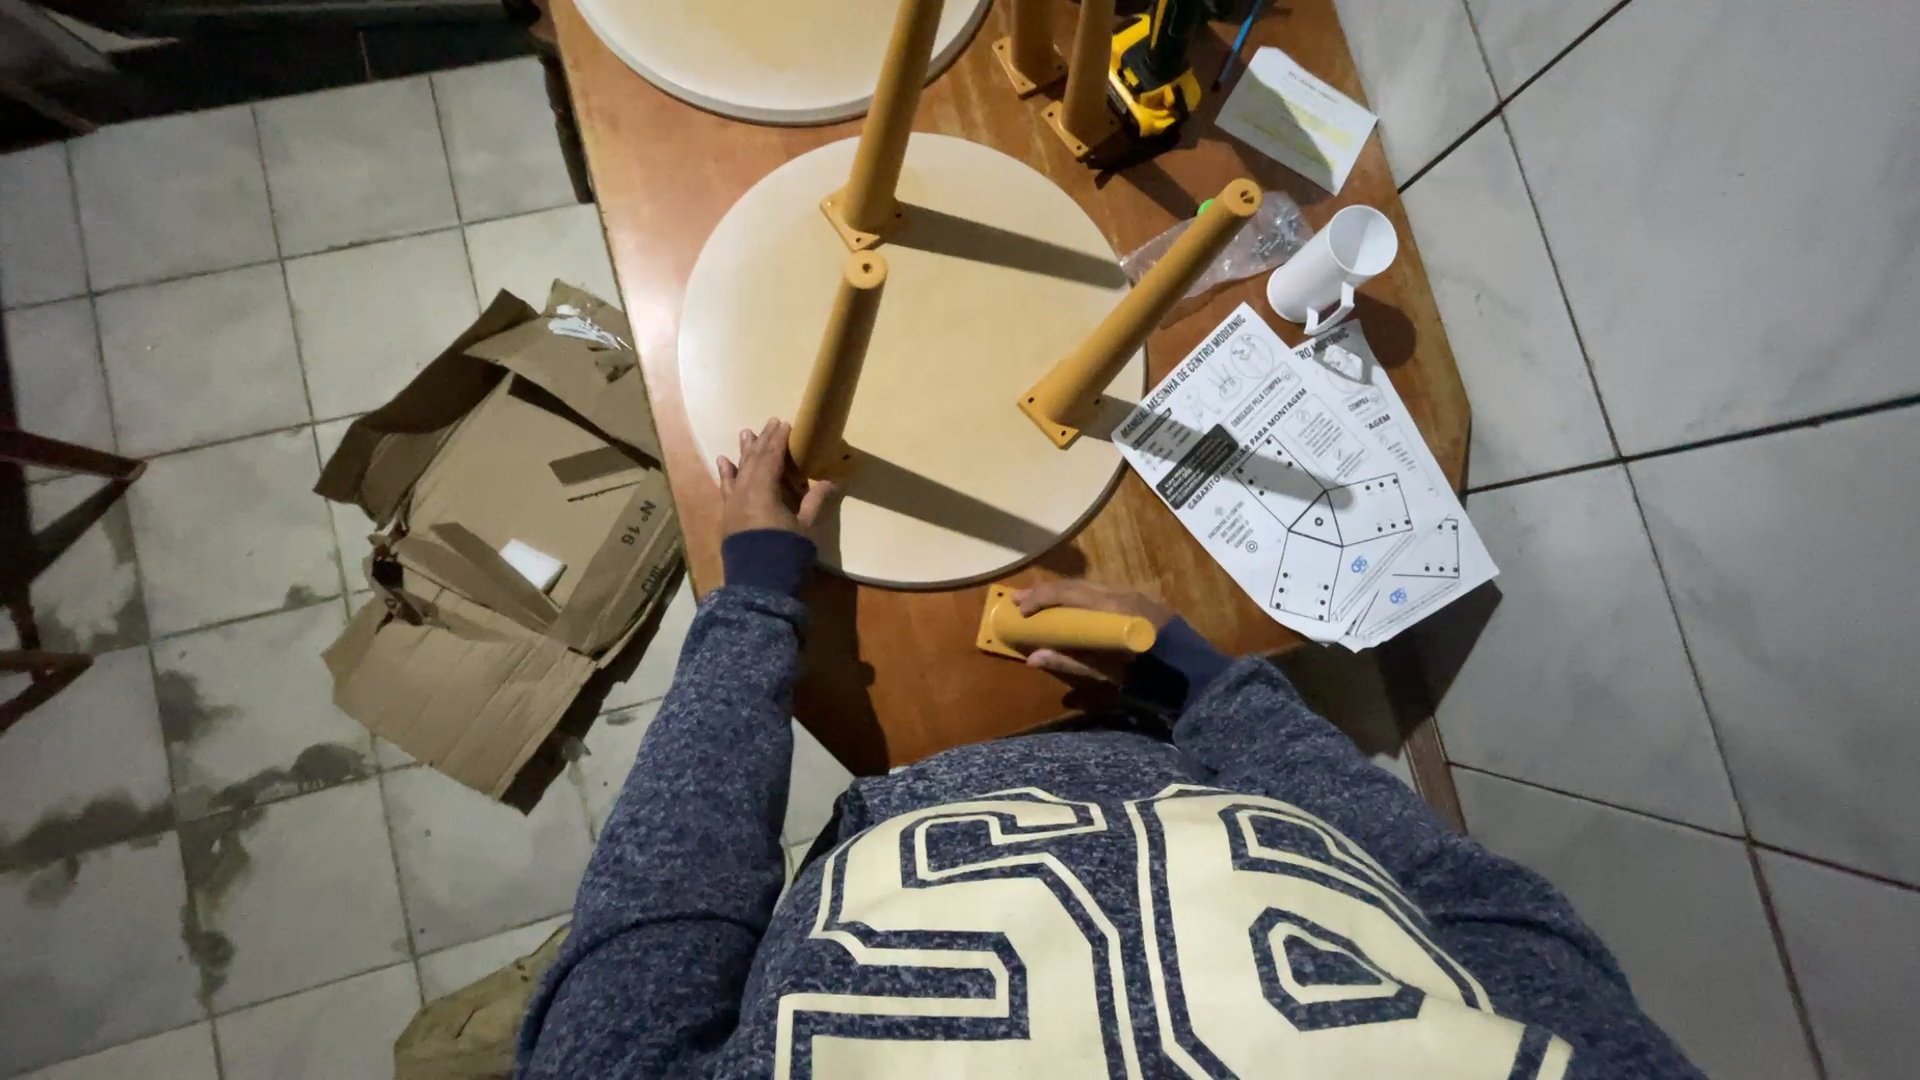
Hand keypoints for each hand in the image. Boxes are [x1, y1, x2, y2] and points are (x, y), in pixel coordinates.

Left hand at [716, 418, 835, 541]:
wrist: (758, 583)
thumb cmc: (786, 552)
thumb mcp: (806, 527)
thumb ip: (815, 501)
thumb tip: (831, 481)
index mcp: (764, 489)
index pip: (771, 456)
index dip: (778, 439)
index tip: (784, 423)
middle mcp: (744, 491)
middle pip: (754, 459)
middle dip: (763, 440)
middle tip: (769, 422)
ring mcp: (733, 503)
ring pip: (738, 470)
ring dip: (743, 451)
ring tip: (745, 433)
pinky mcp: (728, 516)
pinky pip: (725, 488)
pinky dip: (726, 473)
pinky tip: (723, 461)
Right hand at [1010, 578, 1175, 681]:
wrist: (1197, 675)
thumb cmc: (1153, 677)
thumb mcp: (1109, 673)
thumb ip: (1071, 662)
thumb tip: (1033, 658)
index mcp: (1114, 608)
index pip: (1068, 593)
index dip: (1040, 598)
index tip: (1019, 609)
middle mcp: (1122, 594)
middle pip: (1075, 585)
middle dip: (1045, 592)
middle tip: (1018, 601)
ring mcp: (1133, 596)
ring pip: (1088, 587)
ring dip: (1061, 594)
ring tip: (1038, 604)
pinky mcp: (1140, 603)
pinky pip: (1101, 594)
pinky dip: (1079, 599)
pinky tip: (1069, 609)